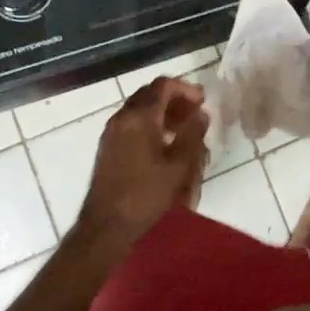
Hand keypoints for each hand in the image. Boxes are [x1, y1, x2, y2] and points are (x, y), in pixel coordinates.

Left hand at [74, 76, 208, 256]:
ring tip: (184, 131)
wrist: (106, 225)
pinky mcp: (108, 147)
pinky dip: (150, 125)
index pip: (163, 85)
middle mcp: (122, 117)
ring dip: (163, 113)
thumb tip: (201, 114)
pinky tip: (164, 146)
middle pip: (150, 94)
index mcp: (139, 116)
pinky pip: (131, 124)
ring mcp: (111, 132)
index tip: (203, 101)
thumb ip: (193, 134)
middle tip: (195, 114)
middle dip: (175, 99)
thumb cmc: (146, 194)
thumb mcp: (179, 166)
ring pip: (140, 109)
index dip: (185, 88)